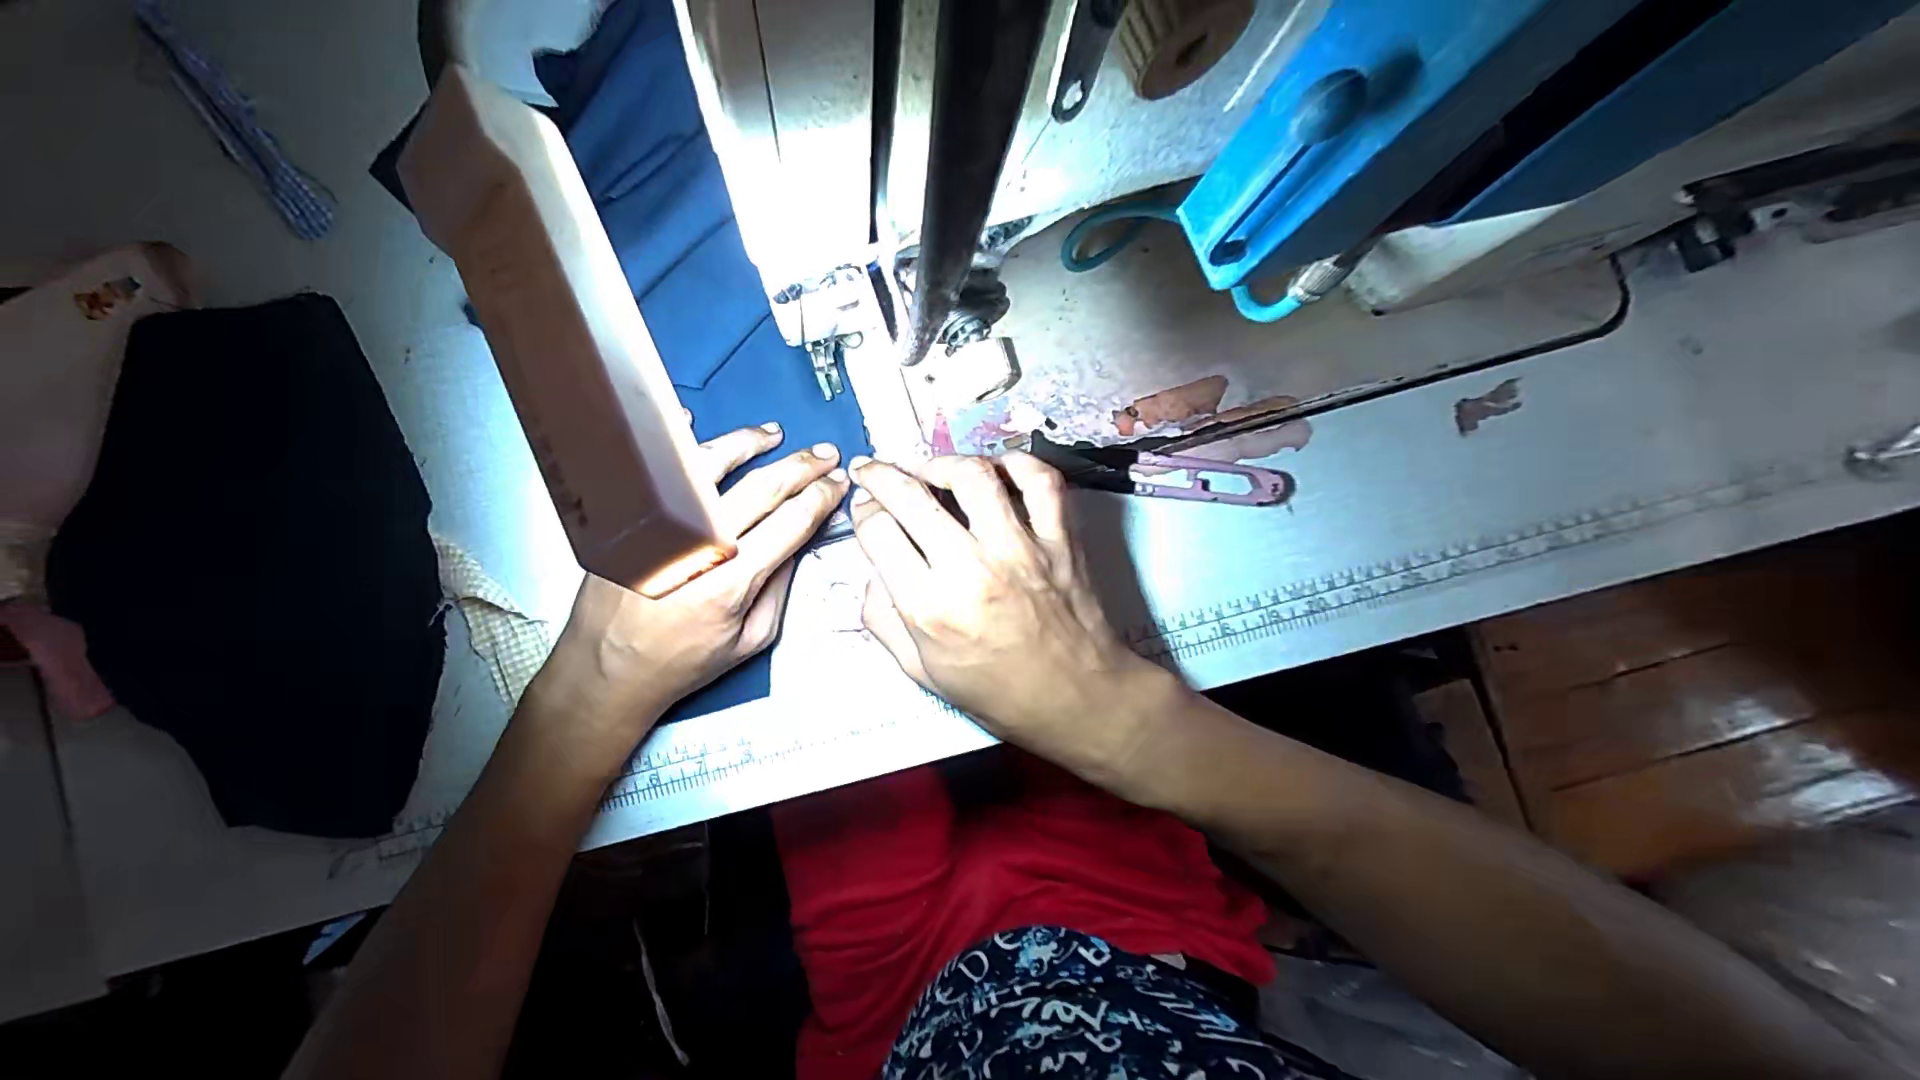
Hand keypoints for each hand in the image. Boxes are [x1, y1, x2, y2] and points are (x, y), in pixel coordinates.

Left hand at [519, 424, 847, 779]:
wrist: (606, 672)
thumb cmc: (678, 663)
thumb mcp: (750, 639)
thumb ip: (779, 586)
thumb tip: (798, 540)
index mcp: (729, 584)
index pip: (791, 522)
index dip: (821, 497)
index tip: (836, 484)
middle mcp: (693, 549)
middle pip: (760, 489)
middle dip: (801, 467)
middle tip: (823, 455)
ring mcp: (657, 530)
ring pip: (709, 467)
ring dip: (747, 444)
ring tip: (771, 435)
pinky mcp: (628, 522)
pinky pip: (657, 470)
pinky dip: (676, 442)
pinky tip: (693, 424)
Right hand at [848, 453, 1182, 785]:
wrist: (1079, 700)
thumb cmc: (998, 694)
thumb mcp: (923, 673)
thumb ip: (884, 620)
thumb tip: (874, 570)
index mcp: (930, 608)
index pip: (879, 532)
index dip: (862, 510)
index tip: (864, 505)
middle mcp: (971, 568)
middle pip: (912, 495)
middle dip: (881, 475)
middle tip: (873, 470)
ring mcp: (1021, 548)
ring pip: (974, 476)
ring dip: (942, 463)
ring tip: (932, 470)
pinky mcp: (1061, 539)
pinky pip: (1040, 480)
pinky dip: (1016, 463)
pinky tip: (997, 471)